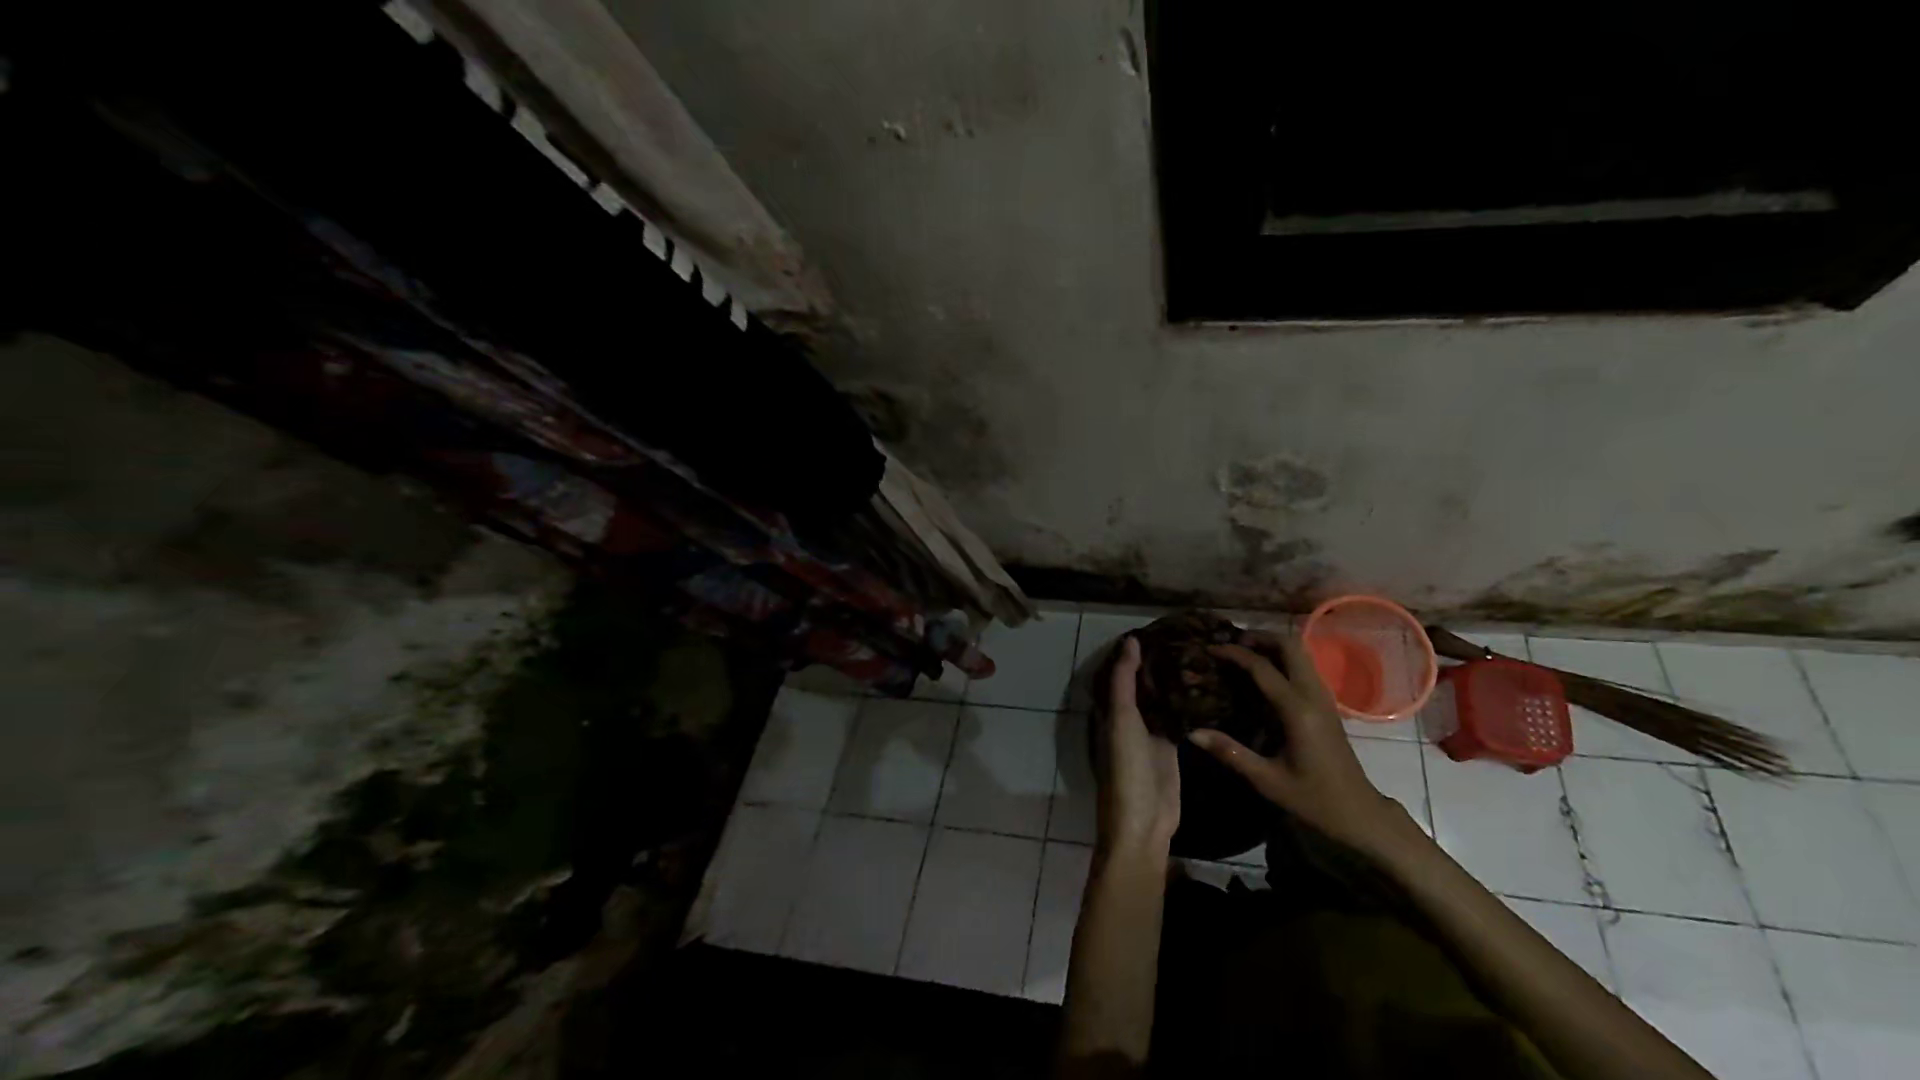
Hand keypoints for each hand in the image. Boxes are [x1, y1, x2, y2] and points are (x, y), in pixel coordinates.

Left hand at [1095, 636, 1180, 856]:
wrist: (1144, 821)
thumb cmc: (1126, 768)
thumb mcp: (1121, 720)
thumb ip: (1123, 682)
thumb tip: (1130, 641)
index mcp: (1110, 710)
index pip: (1120, 671)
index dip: (1133, 650)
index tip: (1158, 627)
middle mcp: (1128, 718)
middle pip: (1142, 684)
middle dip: (1158, 663)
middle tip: (1188, 636)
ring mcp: (1150, 733)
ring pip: (1161, 699)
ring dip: (1174, 681)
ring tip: (1200, 654)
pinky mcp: (1170, 748)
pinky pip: (1178, 719)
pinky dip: (1188, 704)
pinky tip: (1207, 688)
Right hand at [1188, 630, 1419, 856]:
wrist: (1359, 813)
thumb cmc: (1313, 799)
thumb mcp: (1267, 780)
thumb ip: (1230, 752)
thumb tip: (1192, 733)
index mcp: (1297, 711)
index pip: (1262, 668)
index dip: (1234, 654)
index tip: (1209, 649)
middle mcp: (1313, 696)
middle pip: (1289, 646)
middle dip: (1258, 638)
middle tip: (1230, 644)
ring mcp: (1323, 698)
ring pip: (1300, 653)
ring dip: (1271, 646)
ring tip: (1242, 653)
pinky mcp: (1326, 705)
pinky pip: (1304, 667)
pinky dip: (1282, 659)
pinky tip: (1262, 674)